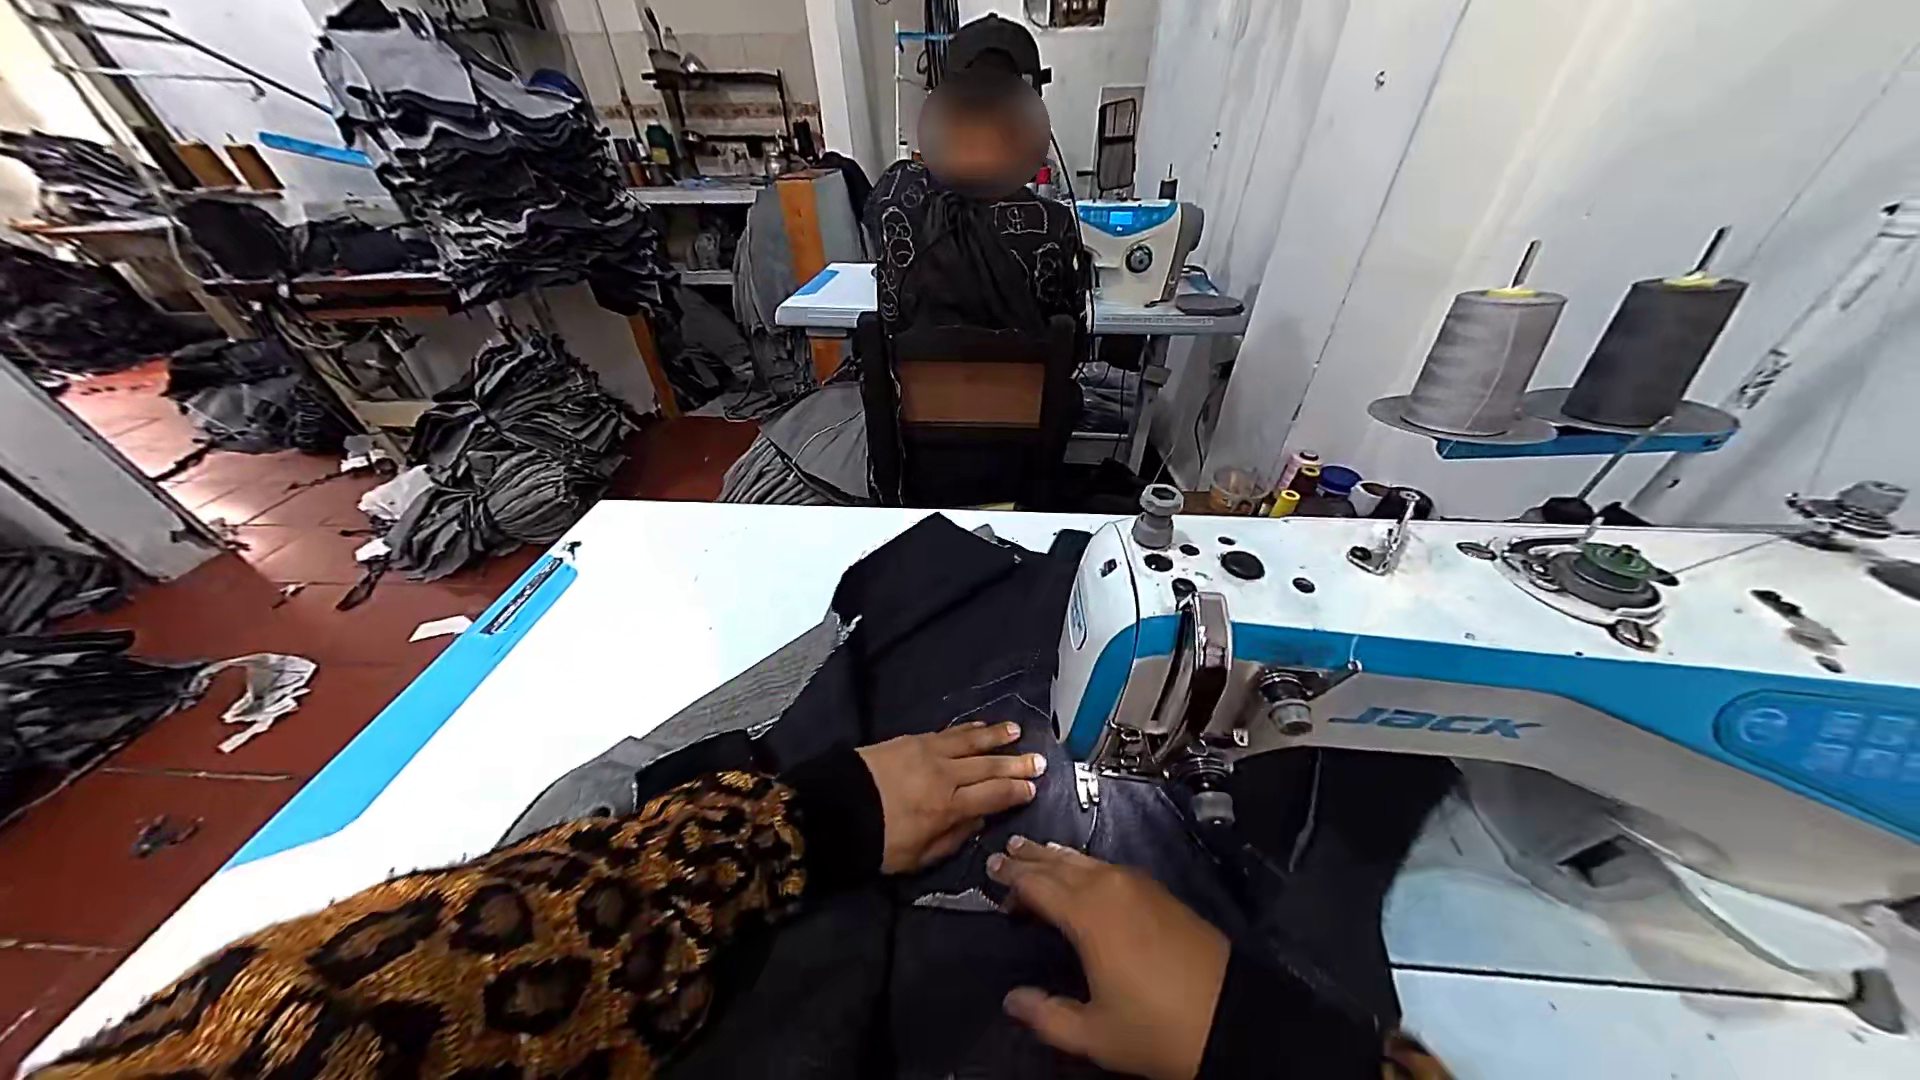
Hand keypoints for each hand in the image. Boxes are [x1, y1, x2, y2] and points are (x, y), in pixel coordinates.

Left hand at [856, 721, 1045, 873]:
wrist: (835, 807)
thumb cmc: (877, 840)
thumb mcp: (917, 856)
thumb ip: (953, 838)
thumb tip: (980, 818)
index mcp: (947, 808)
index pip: (992, 796)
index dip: (1015, 792)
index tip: (1033, 787)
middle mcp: (944, 776)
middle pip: (988, 767)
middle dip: (1016, 764)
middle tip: (1038, 760)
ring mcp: (929, 753)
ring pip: (971, 742)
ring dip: (996, 738)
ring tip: (1016, 733)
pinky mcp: (914, 740)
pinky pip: (949, 732)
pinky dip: (968, 729)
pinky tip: (980, 727)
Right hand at [989, 837, 1229, 1079]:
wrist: (1232, 1012)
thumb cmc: (1158, 1027)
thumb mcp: (1096, 1034)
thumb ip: (1047, 1015)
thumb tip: (1012, 999)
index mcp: (1086, 913)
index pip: (1036, 883)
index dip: (1010, 877)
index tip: (990, 870)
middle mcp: (1106, 885)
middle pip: (1056, 862)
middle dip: (1028, 857)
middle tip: (1004, 853)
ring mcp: (1132, 881)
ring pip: (1081, 859)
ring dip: (1053, 855)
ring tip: (1033, 851)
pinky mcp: (1152, 887)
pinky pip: (1103, 864)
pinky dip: (1079, 862)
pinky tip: (1077, 869)